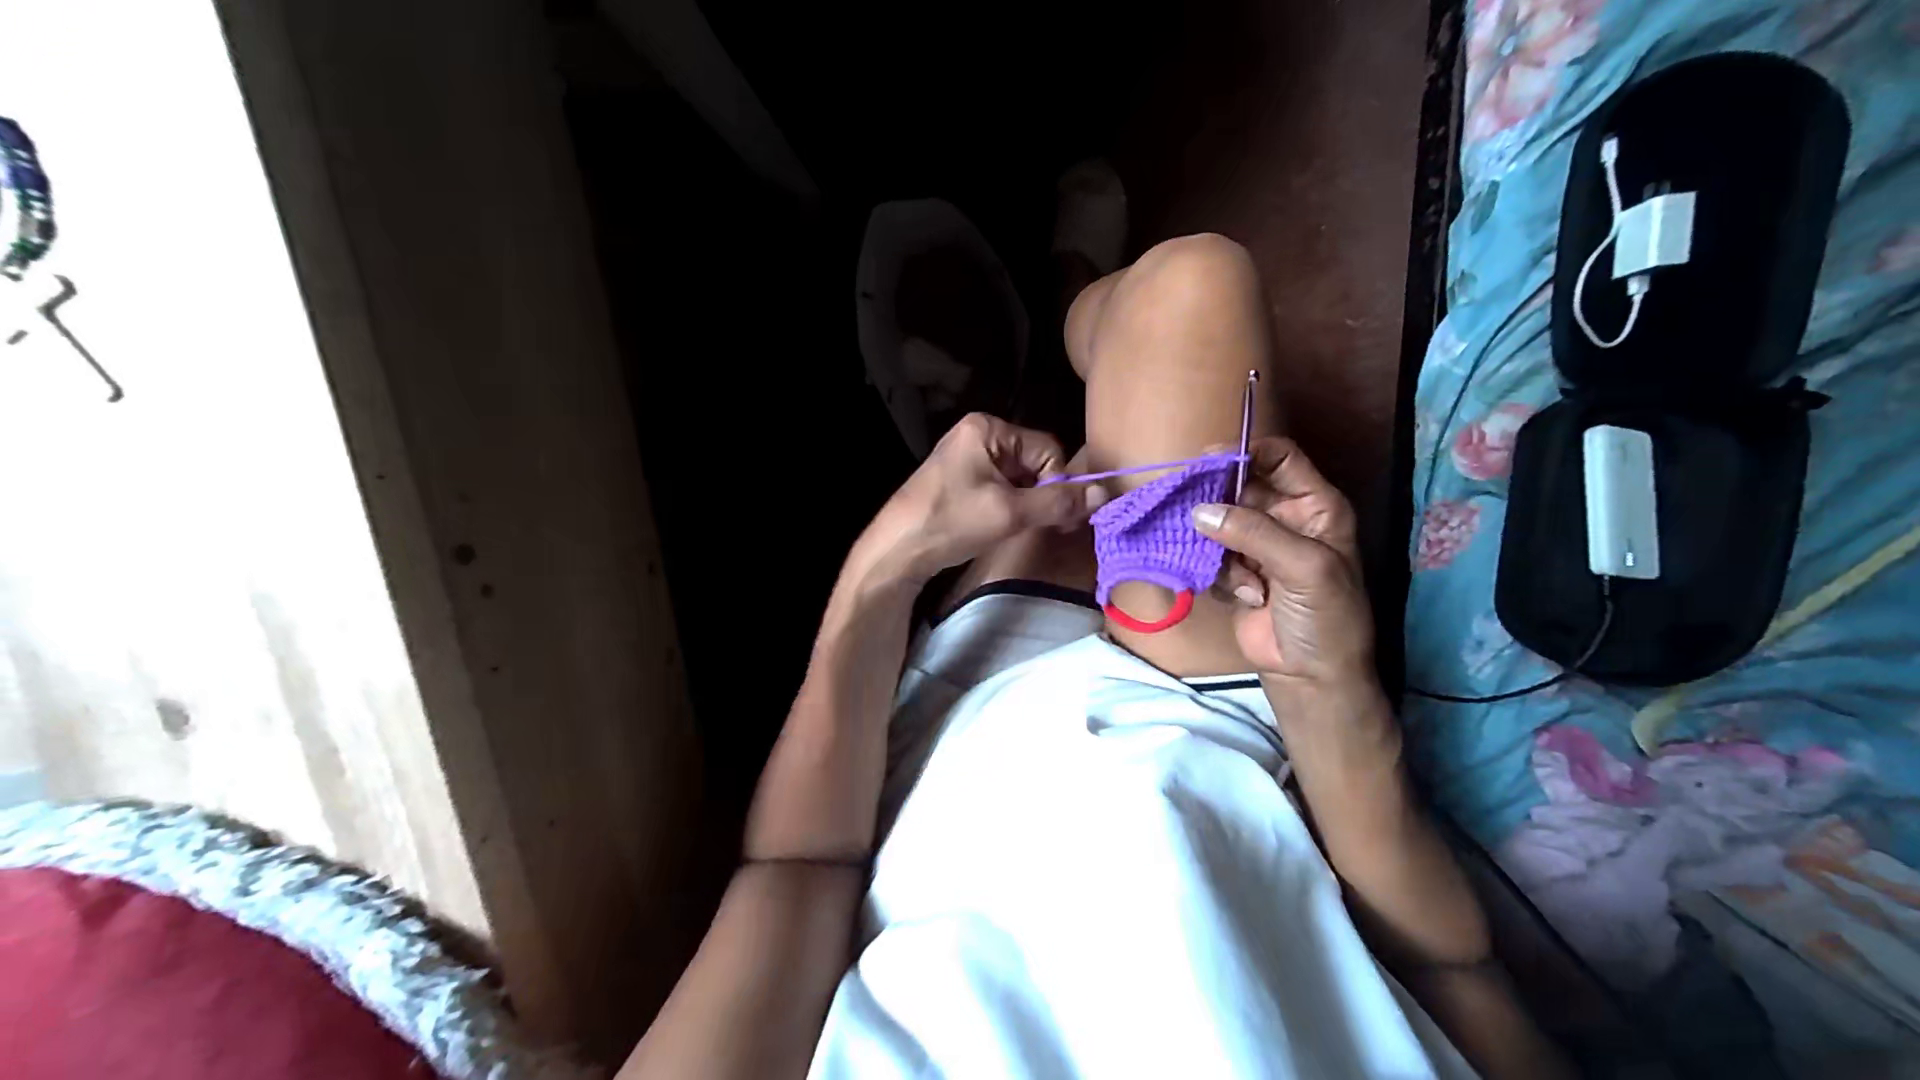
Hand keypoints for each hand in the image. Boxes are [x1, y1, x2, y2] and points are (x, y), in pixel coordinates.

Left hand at [855, 413, 1106, 582]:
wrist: (897, 550)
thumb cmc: (950, 522)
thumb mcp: (1009, 512)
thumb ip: (1058, 502)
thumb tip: (1106, 493)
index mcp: (987, 428)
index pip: (1046, 449)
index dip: (1057, 483)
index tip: (1060, 517)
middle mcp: (978, 434)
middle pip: (1034, 462)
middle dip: (1042, 494)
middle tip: (1045, 526)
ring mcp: (967, 457)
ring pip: (1019, 478)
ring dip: (1028, 504)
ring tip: (1019, 528)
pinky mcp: (962, 480)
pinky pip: (1001, 487)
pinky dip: (1010, 507)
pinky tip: (1002, 526)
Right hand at [1190, 437, 1373, 691]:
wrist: (1312, 677)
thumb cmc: (1326, 617)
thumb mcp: (1303, 567)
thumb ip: (1254, 532)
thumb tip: (1199, 510)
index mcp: (1315, 506)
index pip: (1280, 458)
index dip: (1247, 453)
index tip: (1209, 459)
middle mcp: (1285, 519)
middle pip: (1240, 488)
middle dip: (1218, 501)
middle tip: (1191, 508)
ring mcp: (1257, 547)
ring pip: (1218, 523)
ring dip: (1220, 548)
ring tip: (1242, 578)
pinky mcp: (1235, 572)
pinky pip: (1210, 555)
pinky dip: (1217, 574)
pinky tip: (1244, 597)